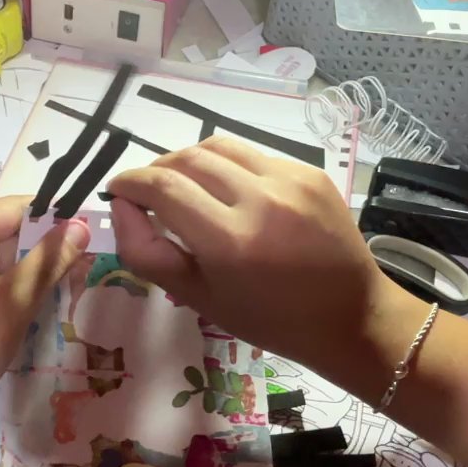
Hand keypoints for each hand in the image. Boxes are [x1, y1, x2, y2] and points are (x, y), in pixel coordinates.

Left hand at [0, 197, 89, 431]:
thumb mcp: (13, 304)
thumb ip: (48, 261)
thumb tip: (80, 225)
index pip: (15, 208)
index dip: (56, 220)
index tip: (92, 239)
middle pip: (5, 231)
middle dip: (43, 251)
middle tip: (85, 272)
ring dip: (27, 273)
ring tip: (64, 292)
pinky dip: (5, 288)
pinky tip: (28, 309)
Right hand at [107, 137, 420, 385]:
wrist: (350, 317)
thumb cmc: (269, 320)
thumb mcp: (198, 298)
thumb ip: (148, 253)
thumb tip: (121, 207)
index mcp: (230, 241)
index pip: (162, 187)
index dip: (130, 182)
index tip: (117, 190)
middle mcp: (260, 199)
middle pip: (187, 158)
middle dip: (155, 168)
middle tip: (146, 192)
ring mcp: (290, 179)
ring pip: (218, 146)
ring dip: (188, 160)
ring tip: (182, 185)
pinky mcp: (310, 172)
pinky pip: (252, 155)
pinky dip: (226, 167)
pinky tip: (228, 193)